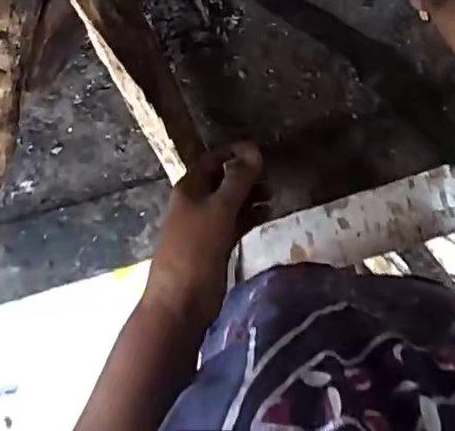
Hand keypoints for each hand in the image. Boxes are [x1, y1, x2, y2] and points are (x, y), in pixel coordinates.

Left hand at [144, 142, 261, 320]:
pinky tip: (267, 215)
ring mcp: (204, 224)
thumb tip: (254, 150)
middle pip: (222, 179)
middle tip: (272, 173)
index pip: (212, 159)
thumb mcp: (218, 211)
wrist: (180, 304)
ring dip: (249, 196)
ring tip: (274, 193)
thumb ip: (237, 181)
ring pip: (229, 202)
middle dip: (245, 174)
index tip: (260, 150)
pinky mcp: (214, 246)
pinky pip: (234, 222)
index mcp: (189, 188)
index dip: (233, 152)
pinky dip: (249, 216)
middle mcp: (195, 201)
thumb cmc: (195, 251)